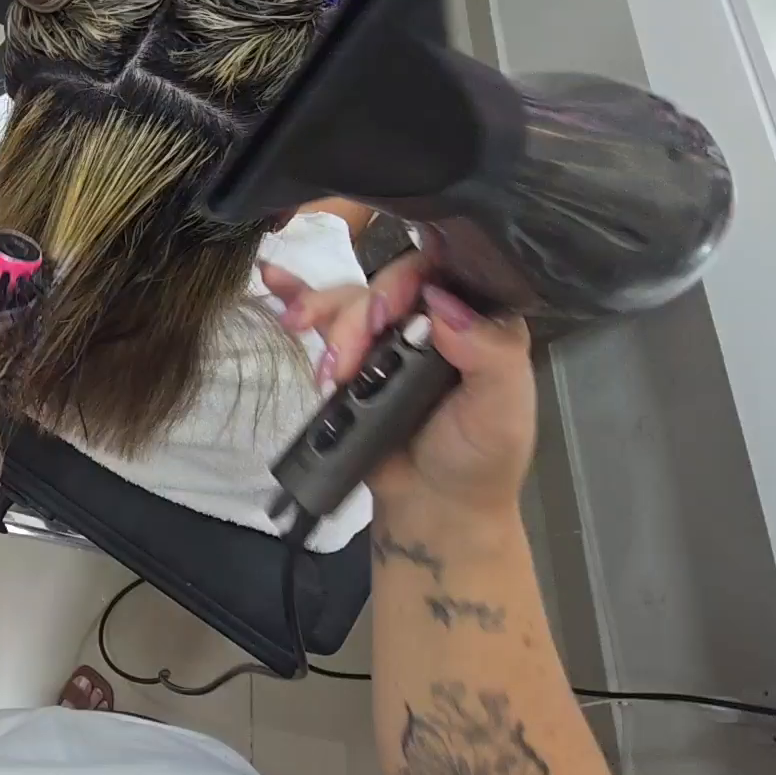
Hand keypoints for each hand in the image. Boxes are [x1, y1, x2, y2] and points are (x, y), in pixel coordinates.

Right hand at [263, 252, 535, 519]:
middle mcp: (426, 319)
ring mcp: (384, 335)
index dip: (402, 283)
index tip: (383, 317)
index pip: (437, 273)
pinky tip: (273, 277)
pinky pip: (320, 314)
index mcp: (473, 321)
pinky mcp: (349, 352)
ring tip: (296, 332)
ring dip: (317, 312)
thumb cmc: (478, 457)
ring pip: (346, 300)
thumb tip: (440, 302)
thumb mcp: (501, 409)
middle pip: (381, 287)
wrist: (431, 502)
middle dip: (353, 320)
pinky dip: (295, 293)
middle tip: (344, 366)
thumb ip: (490, 353)